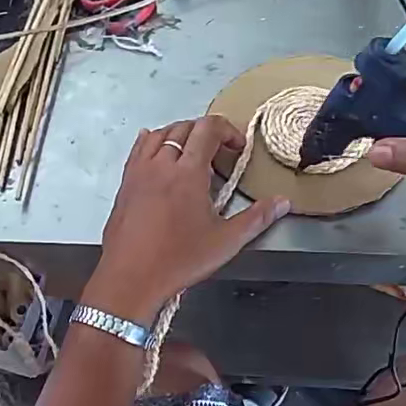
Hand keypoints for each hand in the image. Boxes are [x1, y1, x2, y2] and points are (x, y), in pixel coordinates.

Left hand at [85, 116, 289, 321]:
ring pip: (159, 134)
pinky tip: (156, 152)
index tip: (236, 147)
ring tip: (191, 152)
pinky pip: (137, 150)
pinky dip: (151, 142)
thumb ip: (256, 218)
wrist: (131, 277)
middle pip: (184, 128)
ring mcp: (139, 173)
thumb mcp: (225, 242)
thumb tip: (281, 203)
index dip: (227, 131)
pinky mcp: (125, 185)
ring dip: (179, 135)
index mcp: (188, 172)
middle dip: (206, 133)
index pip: (208, 129)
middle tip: (218, 152)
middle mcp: (160, 165)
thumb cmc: (176, 260)